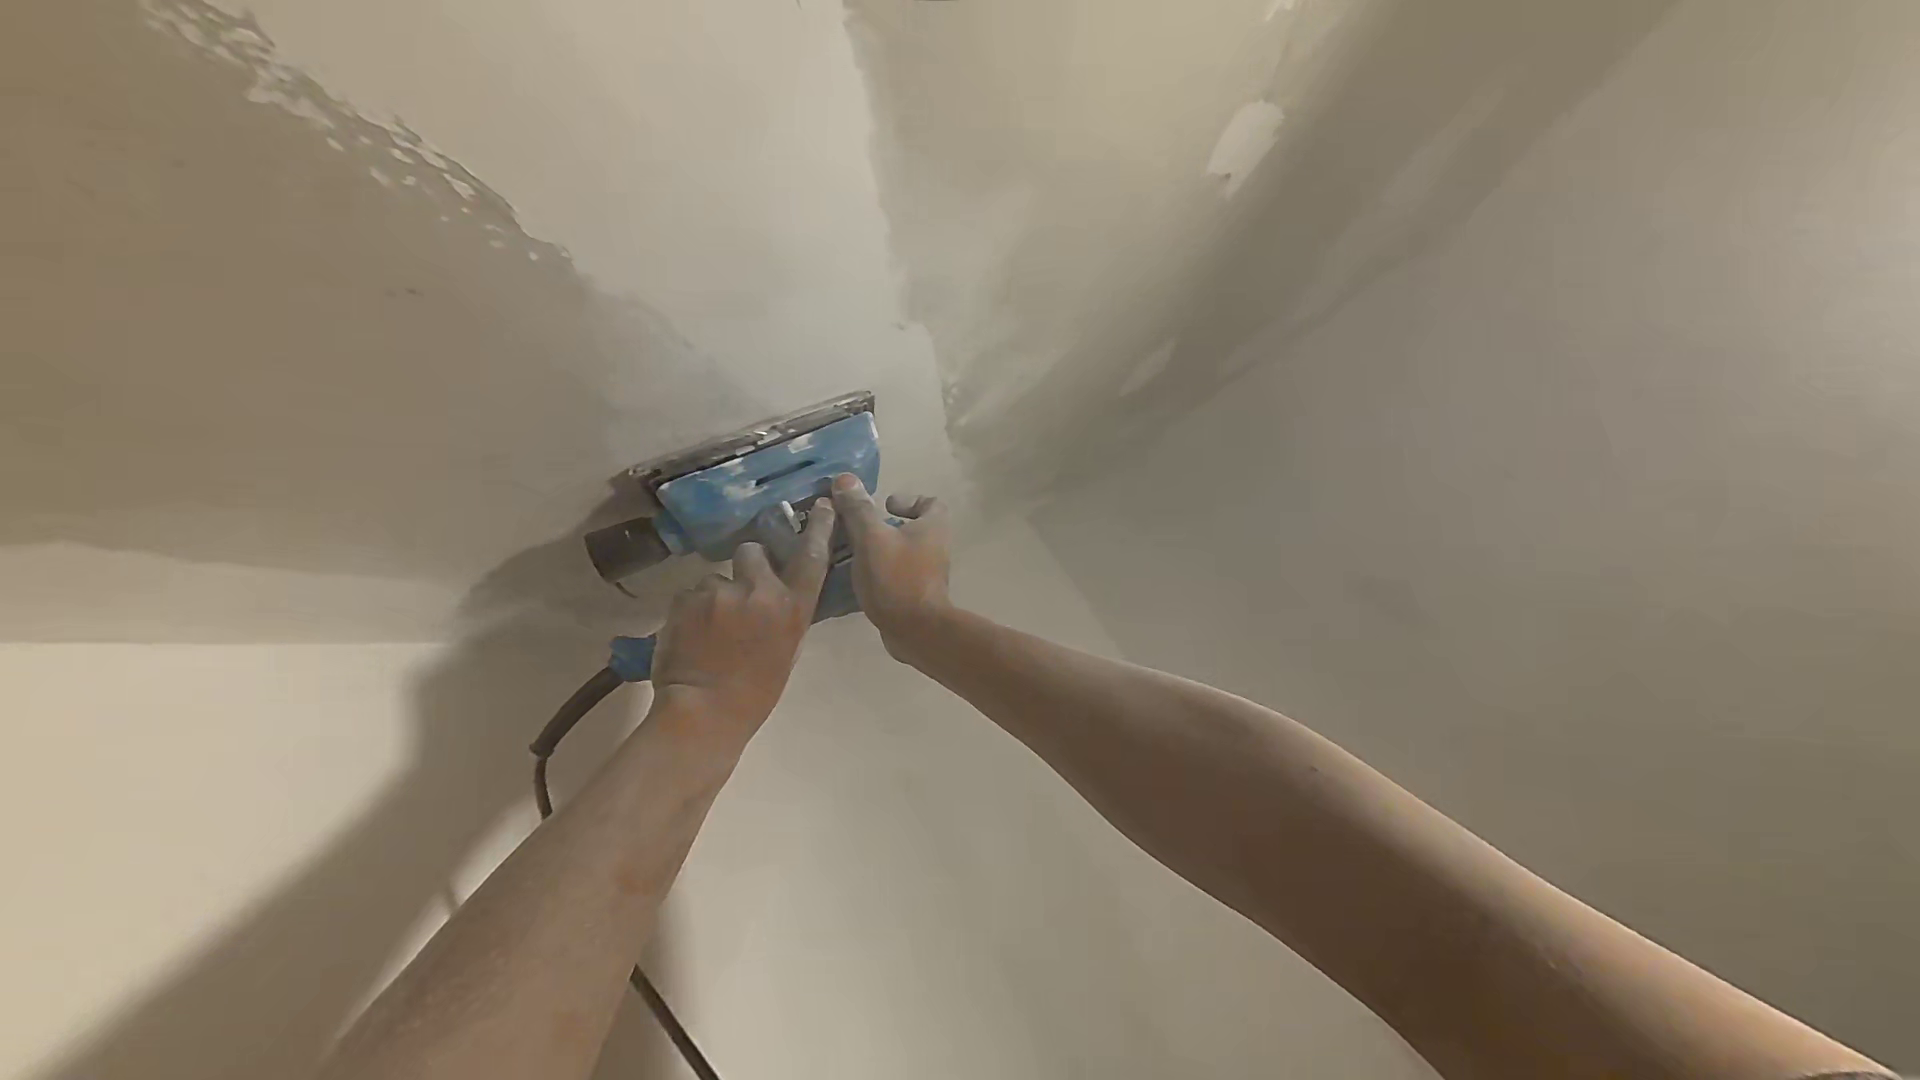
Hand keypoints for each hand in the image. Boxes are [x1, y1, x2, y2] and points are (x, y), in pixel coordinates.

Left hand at [647, 500, 835, 732]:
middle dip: (745, 566)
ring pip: (717, 577)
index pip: (811, 557)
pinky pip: (691, 593)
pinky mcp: (688, 597)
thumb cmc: (755, 691)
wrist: (704, 712)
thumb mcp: (786, 649)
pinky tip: (690, 634)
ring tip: (708, 626)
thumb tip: (778, 592)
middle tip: (737, 593)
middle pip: (752, 552)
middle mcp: (762, 591)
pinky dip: (691, 609)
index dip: (819, 528)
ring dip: (715, 594)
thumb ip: (785, 613)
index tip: (823, 505)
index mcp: (793, 608)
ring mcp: (723, 592)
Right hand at [830, 473, 953, 662]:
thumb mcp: (871, 538)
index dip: (908, 500)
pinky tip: (857, 579)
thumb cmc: (896, 578)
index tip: (884, 507)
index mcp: (933, 527)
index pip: (931, 502)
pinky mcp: (918, 595)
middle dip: (887, 526)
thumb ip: (858, 509)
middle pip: (914, 527)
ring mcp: (929, 574)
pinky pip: (899, 575)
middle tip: (859, 530)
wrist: (915, 631)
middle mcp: (937, 548)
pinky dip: (881, 573)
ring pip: (904, 553)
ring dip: (881, 550)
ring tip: (852, 553)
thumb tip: (844, 479)